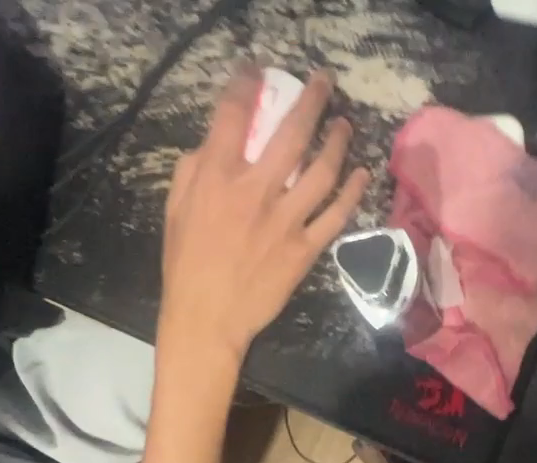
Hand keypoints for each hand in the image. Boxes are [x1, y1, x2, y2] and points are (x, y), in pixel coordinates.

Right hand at [160, 68, 369, 362]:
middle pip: (291, 133)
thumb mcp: (175, 209)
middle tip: (325, 84)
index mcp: (216, 177)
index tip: (258, 71)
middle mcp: (255, 191)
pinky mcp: (305, 249)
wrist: (208, 317)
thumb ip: (194, 171)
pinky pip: (335, 215)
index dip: (248, 84)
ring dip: (338, 143)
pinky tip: (361, 175)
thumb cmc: (187, 264)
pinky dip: (352, 192)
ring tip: (345, 127)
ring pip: (322, 171)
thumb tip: (214, 146)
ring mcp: (284, 220)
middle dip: (312, 101)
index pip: (235, 115)